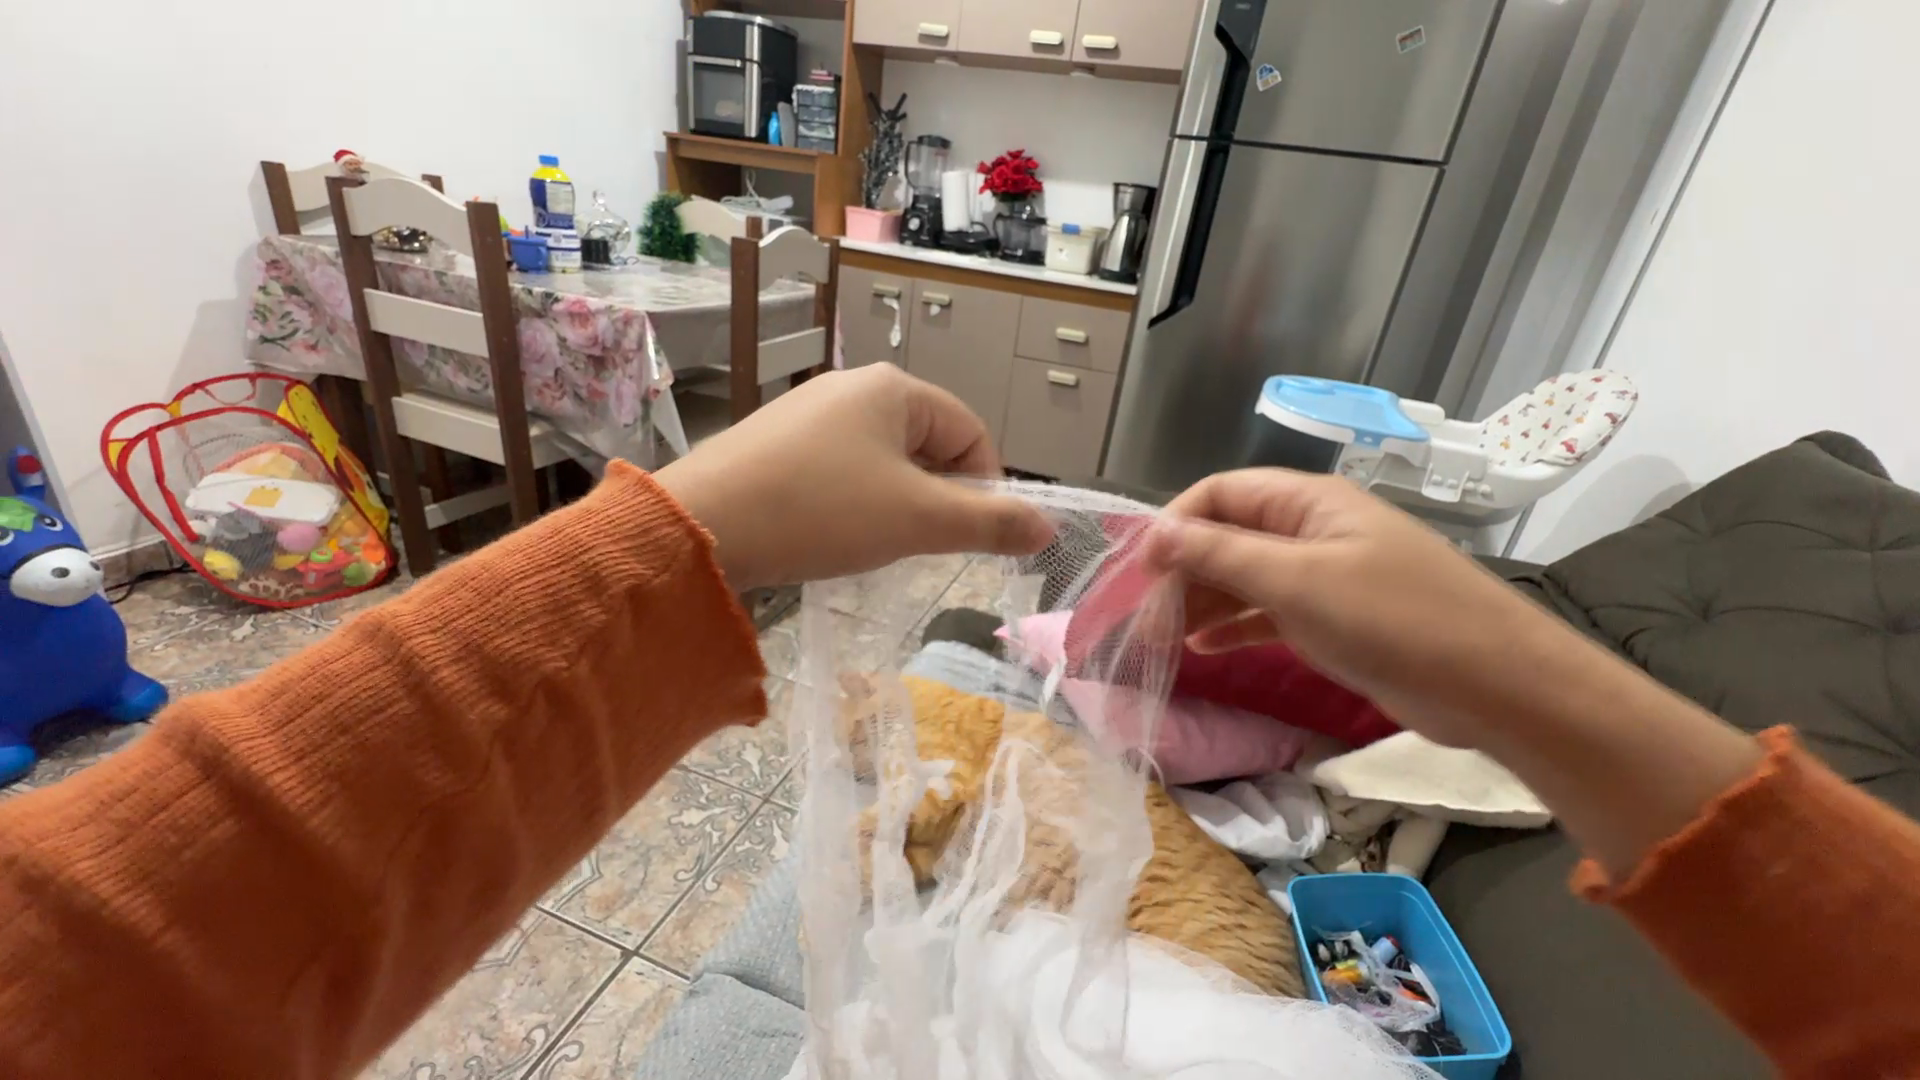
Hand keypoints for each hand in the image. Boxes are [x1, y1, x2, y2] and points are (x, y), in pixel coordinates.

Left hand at [655, 364, 1053, 590]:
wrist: (702, 525)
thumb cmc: (822, 511)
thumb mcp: (919, 521)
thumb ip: (990, 523)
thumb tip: (1047, 528)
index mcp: (894, 388)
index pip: (970, 433)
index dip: (983, 488)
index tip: (967, 536)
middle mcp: (853, 387)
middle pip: (928, 444)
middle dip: (935, 497)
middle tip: (917, 543)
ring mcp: (809, 412)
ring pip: (883, 460)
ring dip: (895, 503)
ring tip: (872, 541)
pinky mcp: (777, 442)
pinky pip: (841, 468)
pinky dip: (854, 501)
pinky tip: (832, 531)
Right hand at [1144, 468, 1607, 750]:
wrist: (1499, 686)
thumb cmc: (1396, 619)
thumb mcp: (1299, 582)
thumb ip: (1221, 555)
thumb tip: (1156, 532)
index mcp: (1307, 502)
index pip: (1220, 495)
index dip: (1174, 525)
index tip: (1141, 572)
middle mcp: (1311, 530)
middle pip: (1227, 538)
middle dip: (1183, 573)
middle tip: (1148, 622)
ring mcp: (1323, 576)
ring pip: (1244, 578)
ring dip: (1202, 603)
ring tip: (1163, 640)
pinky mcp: (1332, 619)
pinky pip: (1267, 613)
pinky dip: (1233, 627)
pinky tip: (1202, 648)